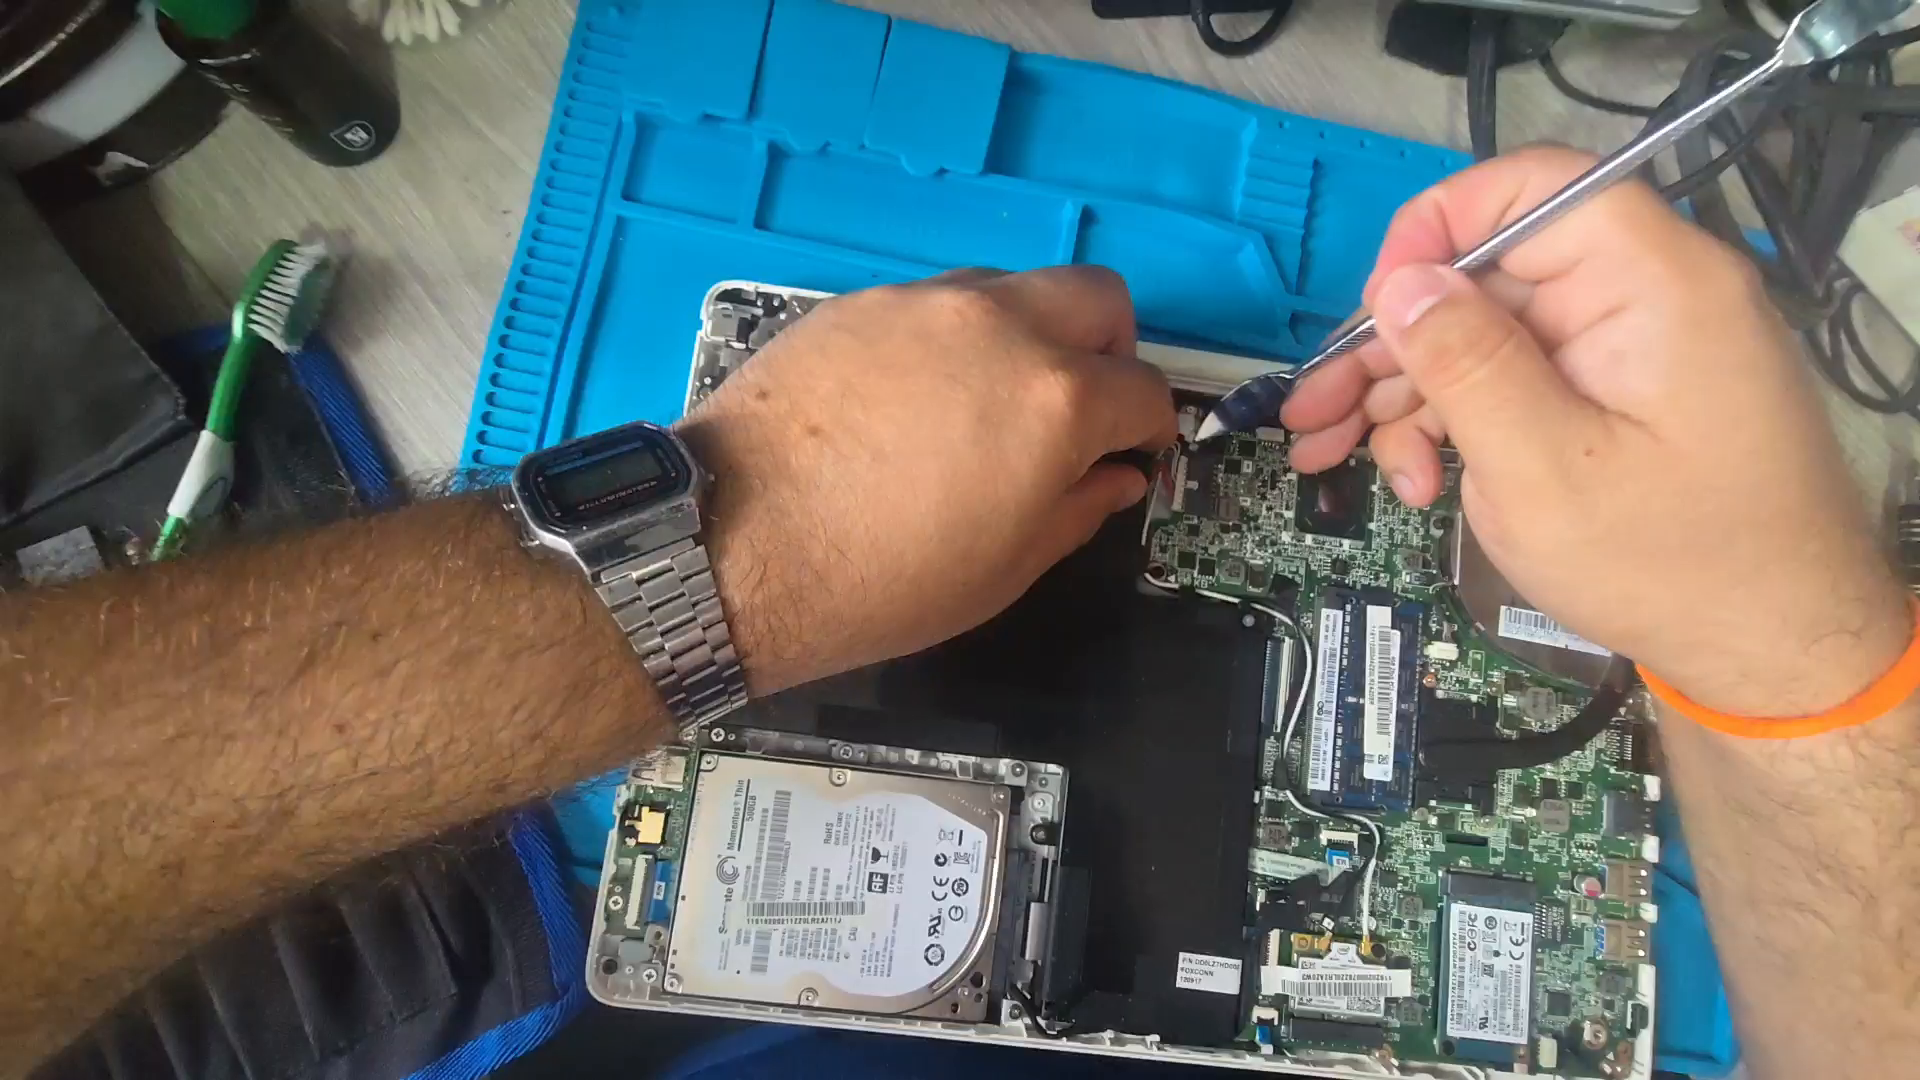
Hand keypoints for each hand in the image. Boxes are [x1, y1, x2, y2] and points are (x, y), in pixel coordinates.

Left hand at [679, 267, 1174, 694]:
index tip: (1132, 454)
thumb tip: (1118, 476)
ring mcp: (927, 302)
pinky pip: (939, 303)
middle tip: (1079, 412)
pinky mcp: (862, 302)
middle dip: (1110, 352)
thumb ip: (1078, 508)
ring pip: (1017, 288)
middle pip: (1099, 299)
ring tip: (987, 404)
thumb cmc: (886, 582)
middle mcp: (1003, 324)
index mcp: (1057, 400)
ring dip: (1032, 336)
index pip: (1144, 389)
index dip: (1150, 428)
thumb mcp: (1006, 568)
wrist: (738, 547)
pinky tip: (913, 397)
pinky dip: (958, 339)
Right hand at [1282, 147, 1907, 716]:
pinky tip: (1410, 481)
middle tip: (1307, 412)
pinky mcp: (1570, 398)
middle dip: (1379, 351)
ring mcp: (1591, 355)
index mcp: (1643, 289)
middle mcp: (1617, 304)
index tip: (1372, 310)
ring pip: (1458, 343)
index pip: (1531, 191)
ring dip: (1387, 403)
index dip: (1435, 231)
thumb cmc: (1664, 559)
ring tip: (1327, 458)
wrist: (1746, 642)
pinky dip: (1429, 432)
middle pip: (1471, 284)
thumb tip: (1398, 283)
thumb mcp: (1541, 464)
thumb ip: (1467, 363)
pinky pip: (1478, 389)